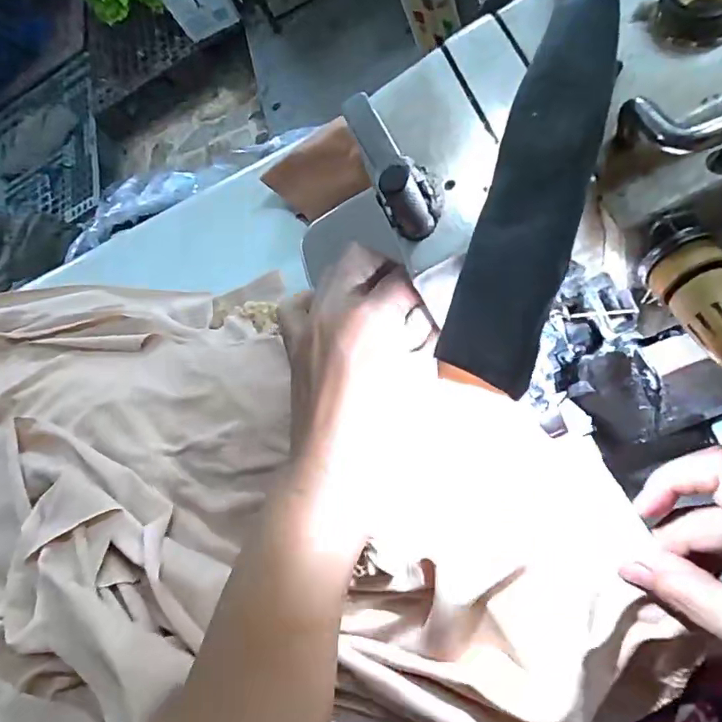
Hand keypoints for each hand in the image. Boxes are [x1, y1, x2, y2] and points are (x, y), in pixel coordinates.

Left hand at [276, 245, 437, 557]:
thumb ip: (419, 337)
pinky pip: (298, 305)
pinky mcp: (293, 342)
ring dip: (353, 279)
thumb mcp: (414, 376)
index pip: (402, 279)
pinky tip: (333, 319)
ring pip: (329, 275)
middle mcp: (332, 309)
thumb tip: (422, 317)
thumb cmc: (384, 429)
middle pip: (359, 257)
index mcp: (369, 317)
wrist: (333, 463)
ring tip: (371, 302)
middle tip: (403, 290)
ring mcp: (308, 324)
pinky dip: (316, 303)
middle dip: (386, 267)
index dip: (421, 284)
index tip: (428, 293)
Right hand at [618, 447, 721, 721]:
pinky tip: (704, 599)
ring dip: (695, 561)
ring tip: (672, 600)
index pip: (719, 469)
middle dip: (676, 545)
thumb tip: (628, 564)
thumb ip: (690, 596)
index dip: (669, 482)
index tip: (636, 521)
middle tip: (647, 588)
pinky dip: (720, 570)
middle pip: (716, 511)